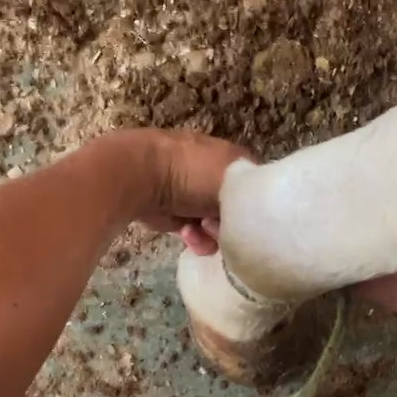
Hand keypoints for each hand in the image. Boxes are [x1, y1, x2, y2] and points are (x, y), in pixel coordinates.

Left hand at [104, 129, 251, 240]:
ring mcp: (194, 194)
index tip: (252, 222)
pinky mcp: (176, 214)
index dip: (258, 208)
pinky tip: (187, 236)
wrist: (138, 176)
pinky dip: (195, 238)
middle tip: (219, 226)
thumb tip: (256, 218)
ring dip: (212, 235)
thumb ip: (254, 199)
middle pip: (238, 211)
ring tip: (198, 231)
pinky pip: (197, 233)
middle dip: (231, 225)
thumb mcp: (234, 181)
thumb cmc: (191, 173)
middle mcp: (217, 176)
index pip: (258, 188)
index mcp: (233, 158)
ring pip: (218, 226)